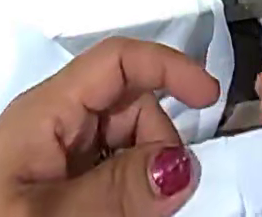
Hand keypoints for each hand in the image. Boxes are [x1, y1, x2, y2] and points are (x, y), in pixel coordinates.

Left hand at [0, 37, 221, 216]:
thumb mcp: (53, 215)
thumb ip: (117, 190)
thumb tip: (183, 163)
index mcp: (48, 108)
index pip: (114, 61)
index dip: (164, 64)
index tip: (212, 98)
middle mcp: (57, 120)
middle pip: (130, 105)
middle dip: (159, 142)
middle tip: (157, 203)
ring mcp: (61, 152)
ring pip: (128, 143)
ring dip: (147, 175)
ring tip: (134, 215)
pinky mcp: (62, 182)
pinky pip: (113, 172)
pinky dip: (132, 192)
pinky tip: (126, 215)